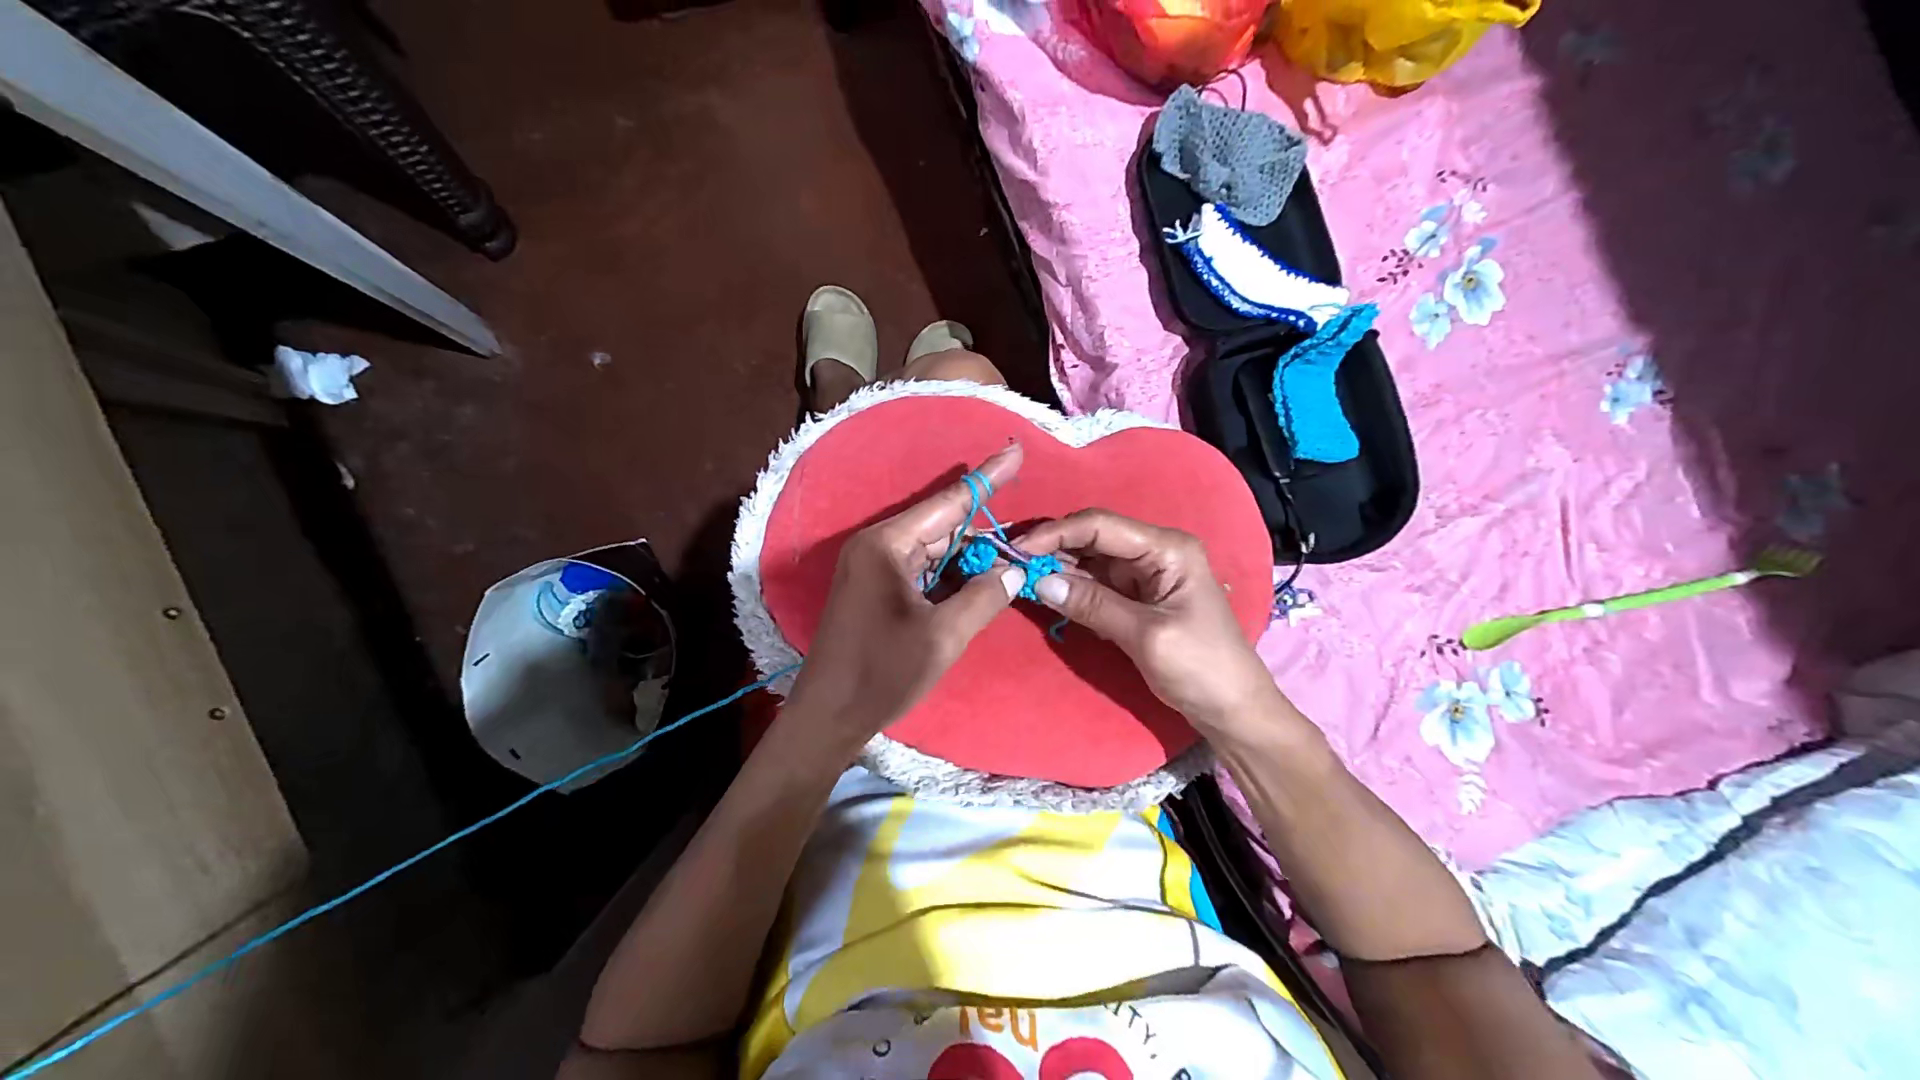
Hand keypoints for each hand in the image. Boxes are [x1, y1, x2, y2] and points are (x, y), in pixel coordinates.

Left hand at [782, 444, 1027, 753]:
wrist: (828, 715)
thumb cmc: (882, 673)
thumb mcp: (943, 636)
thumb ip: (983, 596)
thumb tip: (1014, 570)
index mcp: (887, 545)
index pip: (948, 502)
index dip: (986, 478)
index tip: (1015, 451)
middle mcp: (876, 546)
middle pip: (941, 524)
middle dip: (982, 521)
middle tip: (1023, 511)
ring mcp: (872, 568)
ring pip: (933, 548)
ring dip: (968, 551)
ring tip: (1010, 548)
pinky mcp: (874, 589)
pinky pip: (921, 569)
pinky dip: (950, 571)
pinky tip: (978, 574)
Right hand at [1021, 509, 1289, 739]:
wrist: (1232, 709)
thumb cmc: (1201, 667)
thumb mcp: (1146, 636)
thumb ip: (1093, 605)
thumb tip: (1040, 582)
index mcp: (1167, 549)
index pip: (1100, 526)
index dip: (1056, 533)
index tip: (1017, 550)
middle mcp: (1154, 552)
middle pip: (1091, 538)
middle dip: (1051, 548)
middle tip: (1008, 563)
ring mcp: (1144, 575)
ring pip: (1089, 560)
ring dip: (1056, 568)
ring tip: (1018, 577)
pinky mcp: (1135, 598)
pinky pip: (1094, 584)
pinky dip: (1069, 588)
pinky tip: (1044, 592)